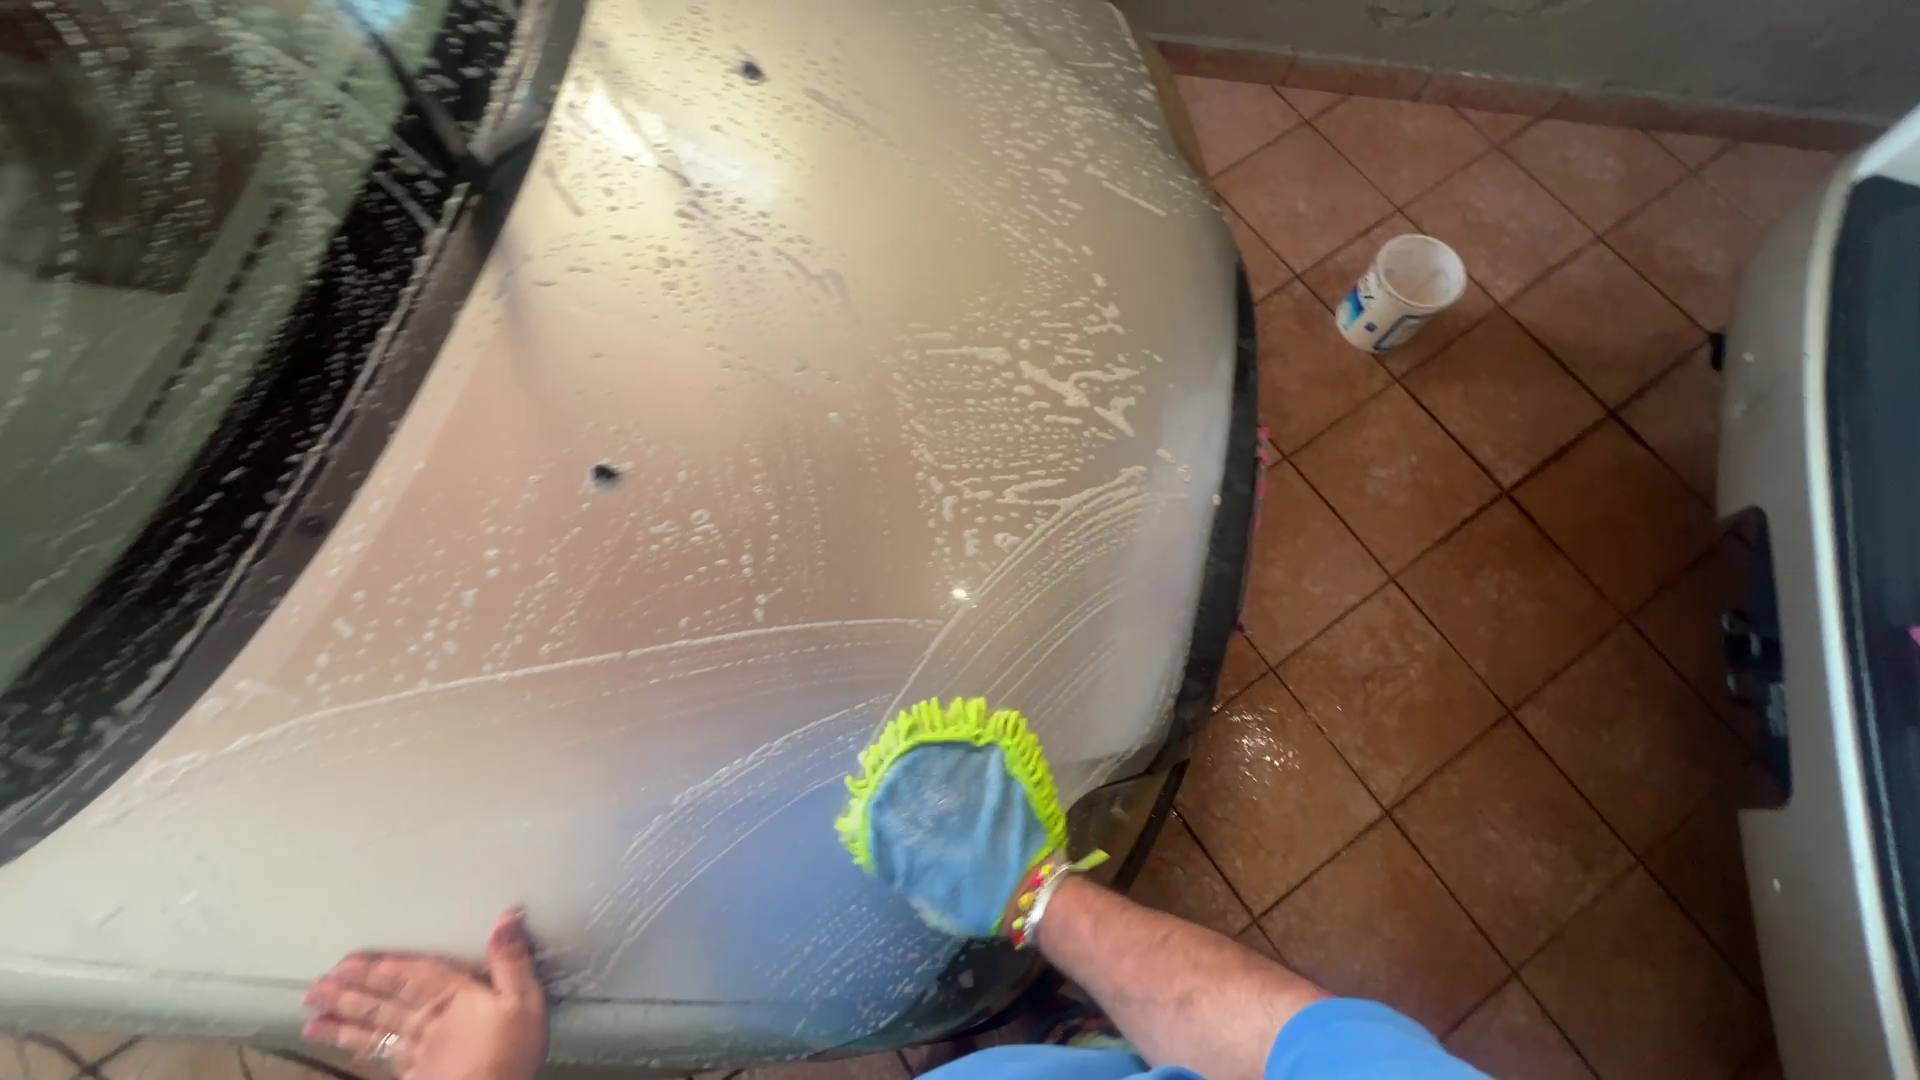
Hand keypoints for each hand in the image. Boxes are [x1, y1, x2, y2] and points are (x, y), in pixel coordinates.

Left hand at [302, 909, 548, 1079]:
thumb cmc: (509, 1050)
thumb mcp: (524, 999)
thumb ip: (511, 960)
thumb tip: (505, 917)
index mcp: (452, 997)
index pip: (409, 978)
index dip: (379, 970)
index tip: (345, 964)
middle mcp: (426, 1021)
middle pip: (382, 1005)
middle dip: (349, 995)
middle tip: (314, 990)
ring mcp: (416, 1052)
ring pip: (374, 1032)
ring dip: (343, 1024)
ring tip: (312, 1020)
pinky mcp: (415, 1076)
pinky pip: (381, 1056)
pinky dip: (361, 1048)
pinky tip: (348, 1047)